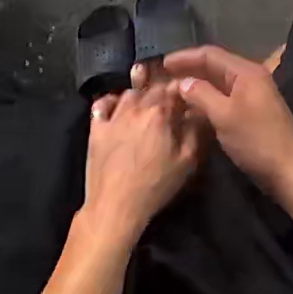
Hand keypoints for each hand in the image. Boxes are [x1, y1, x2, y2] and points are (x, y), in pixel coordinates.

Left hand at [82, 82, 201, 242]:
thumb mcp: (185, 162)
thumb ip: (193, 132)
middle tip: (168, 101)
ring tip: (145, 105)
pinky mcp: (96, 129)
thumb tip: (196, 112)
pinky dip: (110, 101)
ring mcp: (113, 117)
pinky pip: (101, 104)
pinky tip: (115, 106)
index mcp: (159, 114)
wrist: (115, 204)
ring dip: (139, 94)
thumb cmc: (155, 185)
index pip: (173, 90)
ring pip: (128, 94)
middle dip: (161, 91)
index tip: (186, 94)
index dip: (181, 89)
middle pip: (150, 89)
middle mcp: (135, 109)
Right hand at [163, 46, 292, 207]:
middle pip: (214, 66)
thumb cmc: (256, 141)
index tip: (161, 64)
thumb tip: (182, 82)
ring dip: (196, 86)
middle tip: (163, 77)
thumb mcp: (224, 115)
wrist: (290, 172)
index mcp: (246, 72)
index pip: (210, 54)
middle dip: (189, 70)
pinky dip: (206, 100)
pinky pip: (224, 98)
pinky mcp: (252, 112)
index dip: (184, 57)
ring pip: (218, 83)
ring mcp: (253, 96)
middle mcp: (251, 78)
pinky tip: (191, 110)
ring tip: (172, 92)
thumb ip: (201, 94)